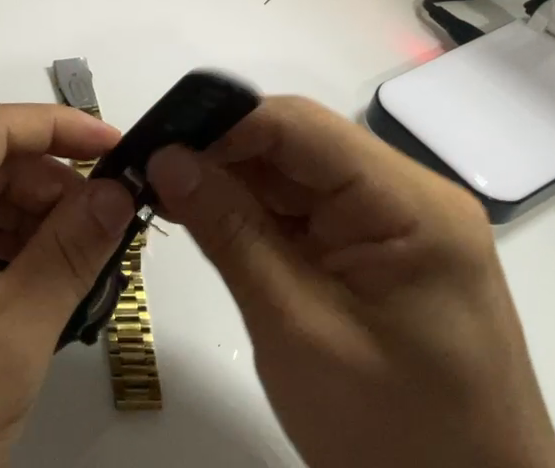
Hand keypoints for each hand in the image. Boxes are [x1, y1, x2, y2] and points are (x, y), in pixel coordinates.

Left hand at [0, 104, 136, 467]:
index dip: (60, 127)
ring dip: (31, 221)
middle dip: (52, 186)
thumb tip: (118, 193)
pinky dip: (2, 250)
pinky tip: (40, 277)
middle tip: (115, 220)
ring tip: (88, 255)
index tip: (120, 145)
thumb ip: (69, 252)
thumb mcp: (9, 334)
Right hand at [148, 97, 554, 467]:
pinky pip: (306, 211)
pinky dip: (254, 214)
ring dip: (231, 184)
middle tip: (146, 175)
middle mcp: (407, 196)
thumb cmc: (392, 431)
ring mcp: (396, 224)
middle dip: (220, 154)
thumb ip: (230, 231)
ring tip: (165, 198)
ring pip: (294, 175)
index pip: (299, 125)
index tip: (153, 143)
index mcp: (408, 203)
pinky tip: (210, 224)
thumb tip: (165, 155)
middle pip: (296, 145)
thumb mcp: (296, 328)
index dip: (221, 123)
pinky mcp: (379, 252)